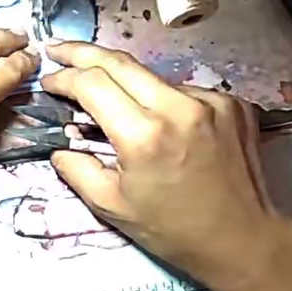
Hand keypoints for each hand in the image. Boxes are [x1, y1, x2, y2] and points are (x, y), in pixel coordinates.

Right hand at [40, 41, 291, 290]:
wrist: (241, 239)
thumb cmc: (173, 230)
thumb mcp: (112, 207)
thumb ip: (77, 170)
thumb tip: (61, 147)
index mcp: (144, 136)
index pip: (93, 84)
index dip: (64, 78)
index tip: (50, 80)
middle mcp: (179, 108)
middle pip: (120, 62)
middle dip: (83, 53)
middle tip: (60, 51)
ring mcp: (211, 101)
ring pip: (155, 77)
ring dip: (128, 84)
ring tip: (117, 106)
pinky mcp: (233, 104)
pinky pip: (186, 92)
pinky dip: (166, 102)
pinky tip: (163, 124)